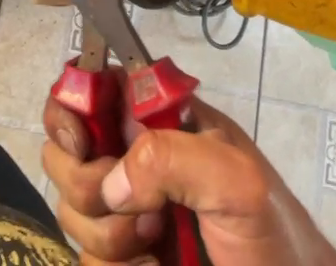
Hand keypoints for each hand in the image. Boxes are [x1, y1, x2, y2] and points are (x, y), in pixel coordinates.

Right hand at [42, 95, 335, 265]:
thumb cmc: (274, 235)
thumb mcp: (238, 182)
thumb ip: (173, 158)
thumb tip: (114, 184)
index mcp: (156, 120)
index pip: (89, 88)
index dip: (69, 105)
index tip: (79, 140)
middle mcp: (131, 157)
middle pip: (61, 149)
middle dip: (85, 180)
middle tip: (132, 205)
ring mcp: (123, 210)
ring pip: (68, 207)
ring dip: (106, 232)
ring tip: (153, 243)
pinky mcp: (119, 255)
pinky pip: (85, 256)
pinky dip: (112, 264)